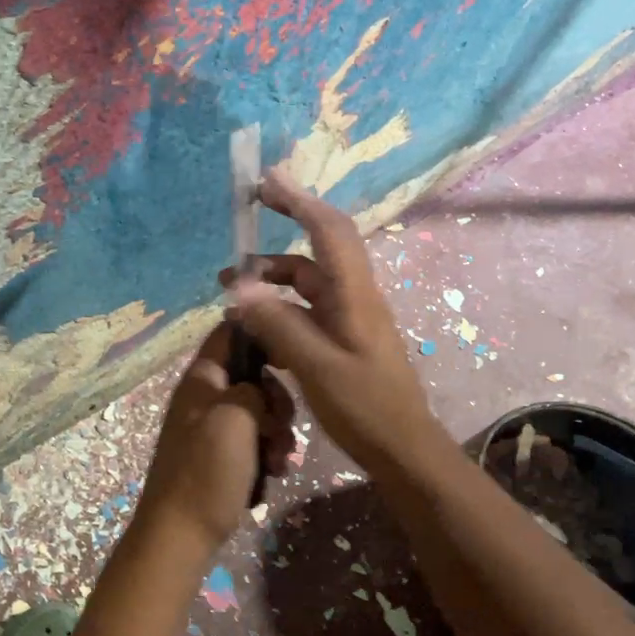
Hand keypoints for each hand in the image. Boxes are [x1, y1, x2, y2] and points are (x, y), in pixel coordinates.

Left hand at [135, 322, 296, 550]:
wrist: (182, 531)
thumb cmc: (207, 471)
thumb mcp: (235, 418)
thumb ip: (252, 389)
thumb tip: (259, 386)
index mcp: (201, 377)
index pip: (229, 332)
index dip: (260, 336)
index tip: (291, 358)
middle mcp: (204, 395)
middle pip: (252, 377)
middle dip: (276, 401)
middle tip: (280, 429)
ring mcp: (211, 425)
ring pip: (258, 412)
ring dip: (276, 434)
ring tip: (277, 462)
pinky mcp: (219, 454)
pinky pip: (253, 441)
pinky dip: (266, 455)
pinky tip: (273, 475)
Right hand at [221, 168, 449, 474]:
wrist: (405, 453)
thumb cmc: (366, 407)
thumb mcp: (316, 366)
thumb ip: (276, 324)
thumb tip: (238, 288)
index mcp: (353, 295)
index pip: (329, 231)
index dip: (299, 201)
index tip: (267, 182)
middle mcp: (352, 297)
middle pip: (317, 247)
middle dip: (285, 223)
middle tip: (249, 210)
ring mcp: (347, 318)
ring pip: (305, 280)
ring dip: (269, 275)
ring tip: (229, 288)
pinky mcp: (339, 339)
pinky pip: (303, 308)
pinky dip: (275, 305)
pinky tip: (252, 324)